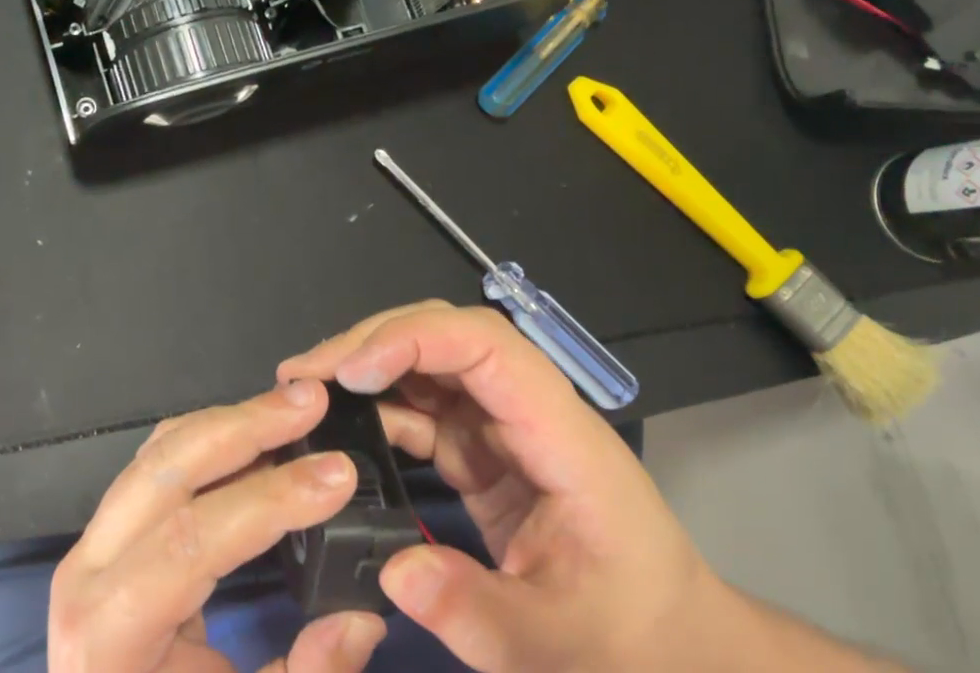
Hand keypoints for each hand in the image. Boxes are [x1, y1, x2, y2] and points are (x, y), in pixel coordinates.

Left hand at [49, 380, 388, 672]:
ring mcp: (92, 545)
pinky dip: (209, 441)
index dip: (267, 502)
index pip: (188, 545)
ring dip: (228, 423)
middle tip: (312, 401)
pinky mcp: (108, 534)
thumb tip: (360, 615)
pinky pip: (156, 468)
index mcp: (107, 631)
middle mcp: (87, 570)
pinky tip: (257, 433)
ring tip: (294, 406)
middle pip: (162, 473)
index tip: (339, 475)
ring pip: (155, 455)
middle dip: (242, 429)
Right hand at [277, 301, 724, 671]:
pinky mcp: (481, 455)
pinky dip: (376, 410)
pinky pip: (422, 413)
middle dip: (374, 342)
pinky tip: (337, 428)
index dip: (415, 341)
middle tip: (303, 374)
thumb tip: (391, 569)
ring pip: (429, 366)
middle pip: (450, 338)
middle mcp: (529, 417)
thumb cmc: (635, 643)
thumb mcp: (557, 645)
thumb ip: (477, 612)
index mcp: (562, 439)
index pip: (488, 349)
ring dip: (366, 368)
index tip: (349, 373)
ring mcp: (503, 432)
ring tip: (303, 392)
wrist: (676, 652)